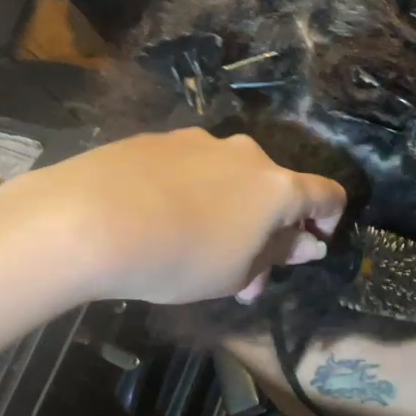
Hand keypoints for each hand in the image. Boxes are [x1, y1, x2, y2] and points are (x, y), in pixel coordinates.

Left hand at [5, 128, 346, 303]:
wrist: (86, 220)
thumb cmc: (181, 258)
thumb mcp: (238, 273)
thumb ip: (278, 255)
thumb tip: (308, 244)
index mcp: (278, 187)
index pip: (328, 195)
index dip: (330, 222)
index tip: (309, 249)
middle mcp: (247, 154)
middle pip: (275, 190)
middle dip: (269, 230)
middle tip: (245, 275)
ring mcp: (199, 141)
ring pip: (232, 180)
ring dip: (231, 214)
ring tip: (198, 251)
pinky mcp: (156, 141)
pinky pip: (192, 170)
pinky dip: (194, 196)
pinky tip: (162, 225)